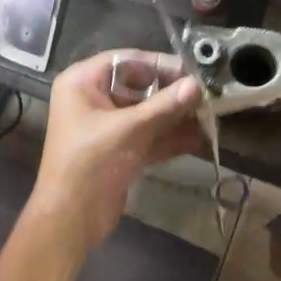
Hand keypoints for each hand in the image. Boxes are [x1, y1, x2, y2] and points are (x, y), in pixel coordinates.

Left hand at [28, 49, 202, 248]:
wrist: (70, 219)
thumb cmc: (90, 164)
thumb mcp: (128, 130)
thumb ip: (164, 107)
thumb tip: (197, 86)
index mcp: (83, 83)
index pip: (127, 61)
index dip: (160, 65)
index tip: (194, 73)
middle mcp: (93, 101)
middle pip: (139, 88)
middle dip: (172, 95)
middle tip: (207, 97)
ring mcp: (107, 130)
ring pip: (146, 116)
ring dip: (175, 118)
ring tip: (210, 117)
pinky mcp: (118, 154)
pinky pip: (147, 139)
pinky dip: (169, 139)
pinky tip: (199, 138)